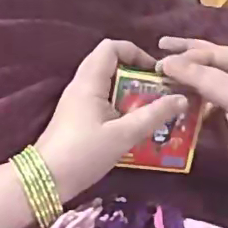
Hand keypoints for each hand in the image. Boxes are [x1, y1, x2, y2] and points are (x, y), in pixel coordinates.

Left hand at [35, 39, 188, 197]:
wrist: (45, 180)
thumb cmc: (83, 153)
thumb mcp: (123, 135)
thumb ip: (153, 115)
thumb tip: (181, 98)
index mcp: (89, 82)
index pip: (111, 47)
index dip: (135, 52)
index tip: (155, 72)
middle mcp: (81, 86)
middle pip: (111, 65)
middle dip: (137, 75)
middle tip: (159, 93)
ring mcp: (77, 103)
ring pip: (108, 86)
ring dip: (131, 94)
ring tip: (153, 111)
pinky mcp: (76, 119)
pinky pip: (102, 102)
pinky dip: (120, 108)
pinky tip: (134, 127)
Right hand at [156, 37, 227, 188]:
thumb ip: (202, 78)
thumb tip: (167, 62)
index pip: (217, 53)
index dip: (190, 50)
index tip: (163, 50)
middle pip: (208, 69)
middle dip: (183, 65)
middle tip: (155, 61)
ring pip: (201, 92)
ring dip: (181, 88)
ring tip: (156, 85)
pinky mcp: (222, 128)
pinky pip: (199, 114)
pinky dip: (185, 111)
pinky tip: (168, 107)